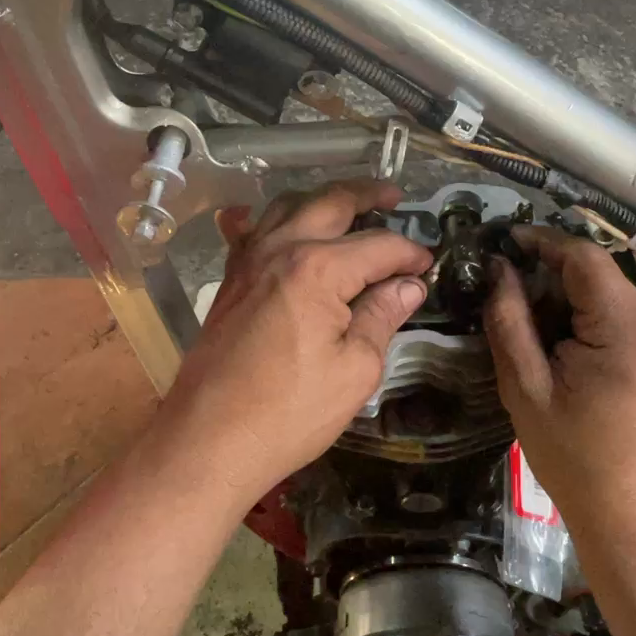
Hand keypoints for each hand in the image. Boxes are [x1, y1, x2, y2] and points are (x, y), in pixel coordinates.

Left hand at [153, 180, 432, 501]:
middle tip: (393, 197)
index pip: (378, 246)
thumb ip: (382, 317)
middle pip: (331, 202)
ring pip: (289, 205)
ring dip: (323, 199)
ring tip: (349, 206)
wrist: (208, 441)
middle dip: (367, 195)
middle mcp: (282, 247)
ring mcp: (250, 259)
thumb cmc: (289, 412)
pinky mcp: (231, 278)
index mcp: (318, 268)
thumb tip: (409, 286)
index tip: (428, 266)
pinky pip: (253, 230)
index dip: (409, 253)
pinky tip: (285, 224)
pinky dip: (276, 218)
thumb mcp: (355, 370)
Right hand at [484, 226, 635, 533]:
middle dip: (553, 274)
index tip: (504, 241)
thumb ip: (509, 318)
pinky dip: (594, 314)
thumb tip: (500, 266)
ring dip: (572, 295)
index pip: (584, 256)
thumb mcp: (525, 387)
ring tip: (536, 323)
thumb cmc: (575, 458)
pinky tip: (569, 343)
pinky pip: (627, 311)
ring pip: (612, 290)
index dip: (542, 241)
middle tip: (511, 293)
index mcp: (629, 329)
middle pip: (599, 272)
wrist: (635, 516)